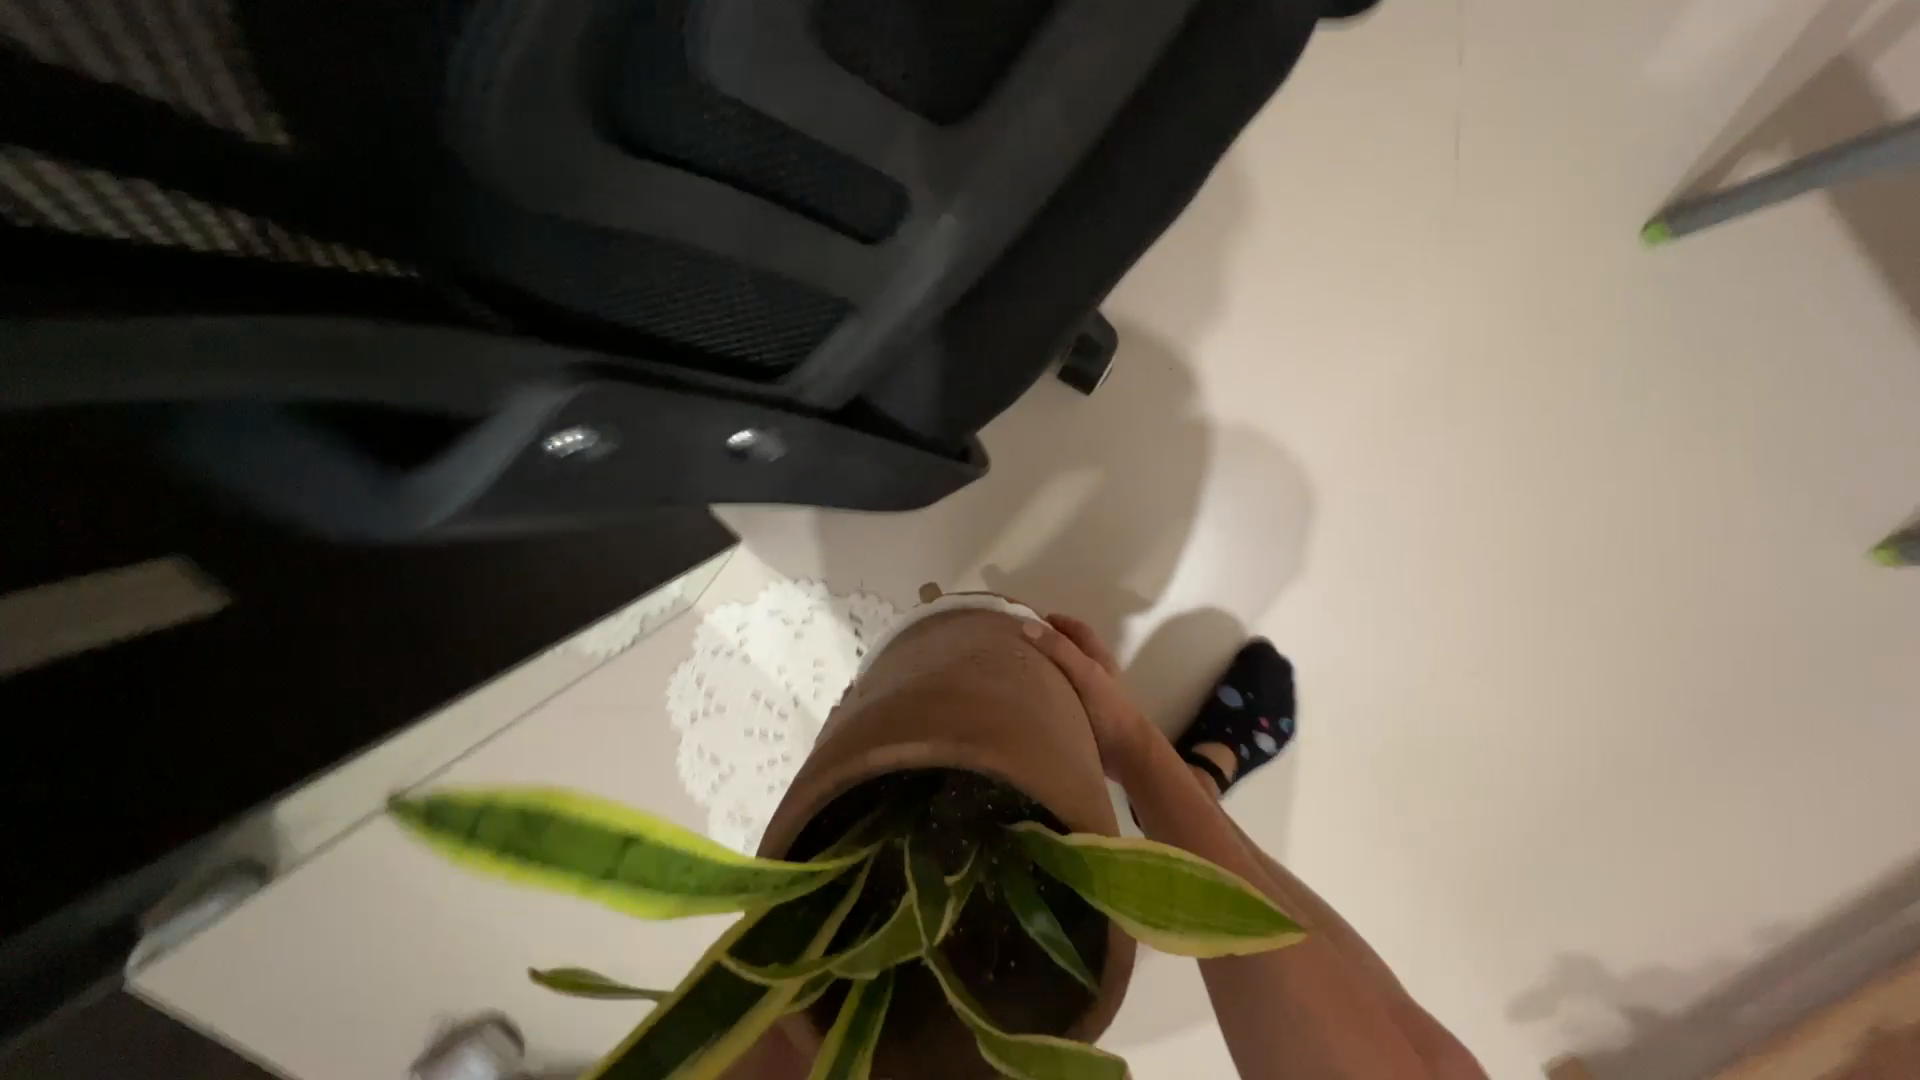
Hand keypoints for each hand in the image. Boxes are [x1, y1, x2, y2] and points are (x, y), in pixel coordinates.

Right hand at [1023, 614, 1159, 781]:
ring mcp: (1092, 697)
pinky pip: (1062, 699)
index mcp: (1099, 659)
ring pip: (1067, 675)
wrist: (1128, 754)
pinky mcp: (1085, 718)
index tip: (1033, 619)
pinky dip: (1048, 695)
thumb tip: (1028, 625)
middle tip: (1020, 645)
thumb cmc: (1109, 709)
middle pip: (1073, 651)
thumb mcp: (1085, 673)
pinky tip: (1031, 703)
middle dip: (1050, 644)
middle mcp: (1096, 675)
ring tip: (1020, 672)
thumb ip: (1060, 650)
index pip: (1079, 631)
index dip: (1060, 622)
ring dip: (1048, 670)